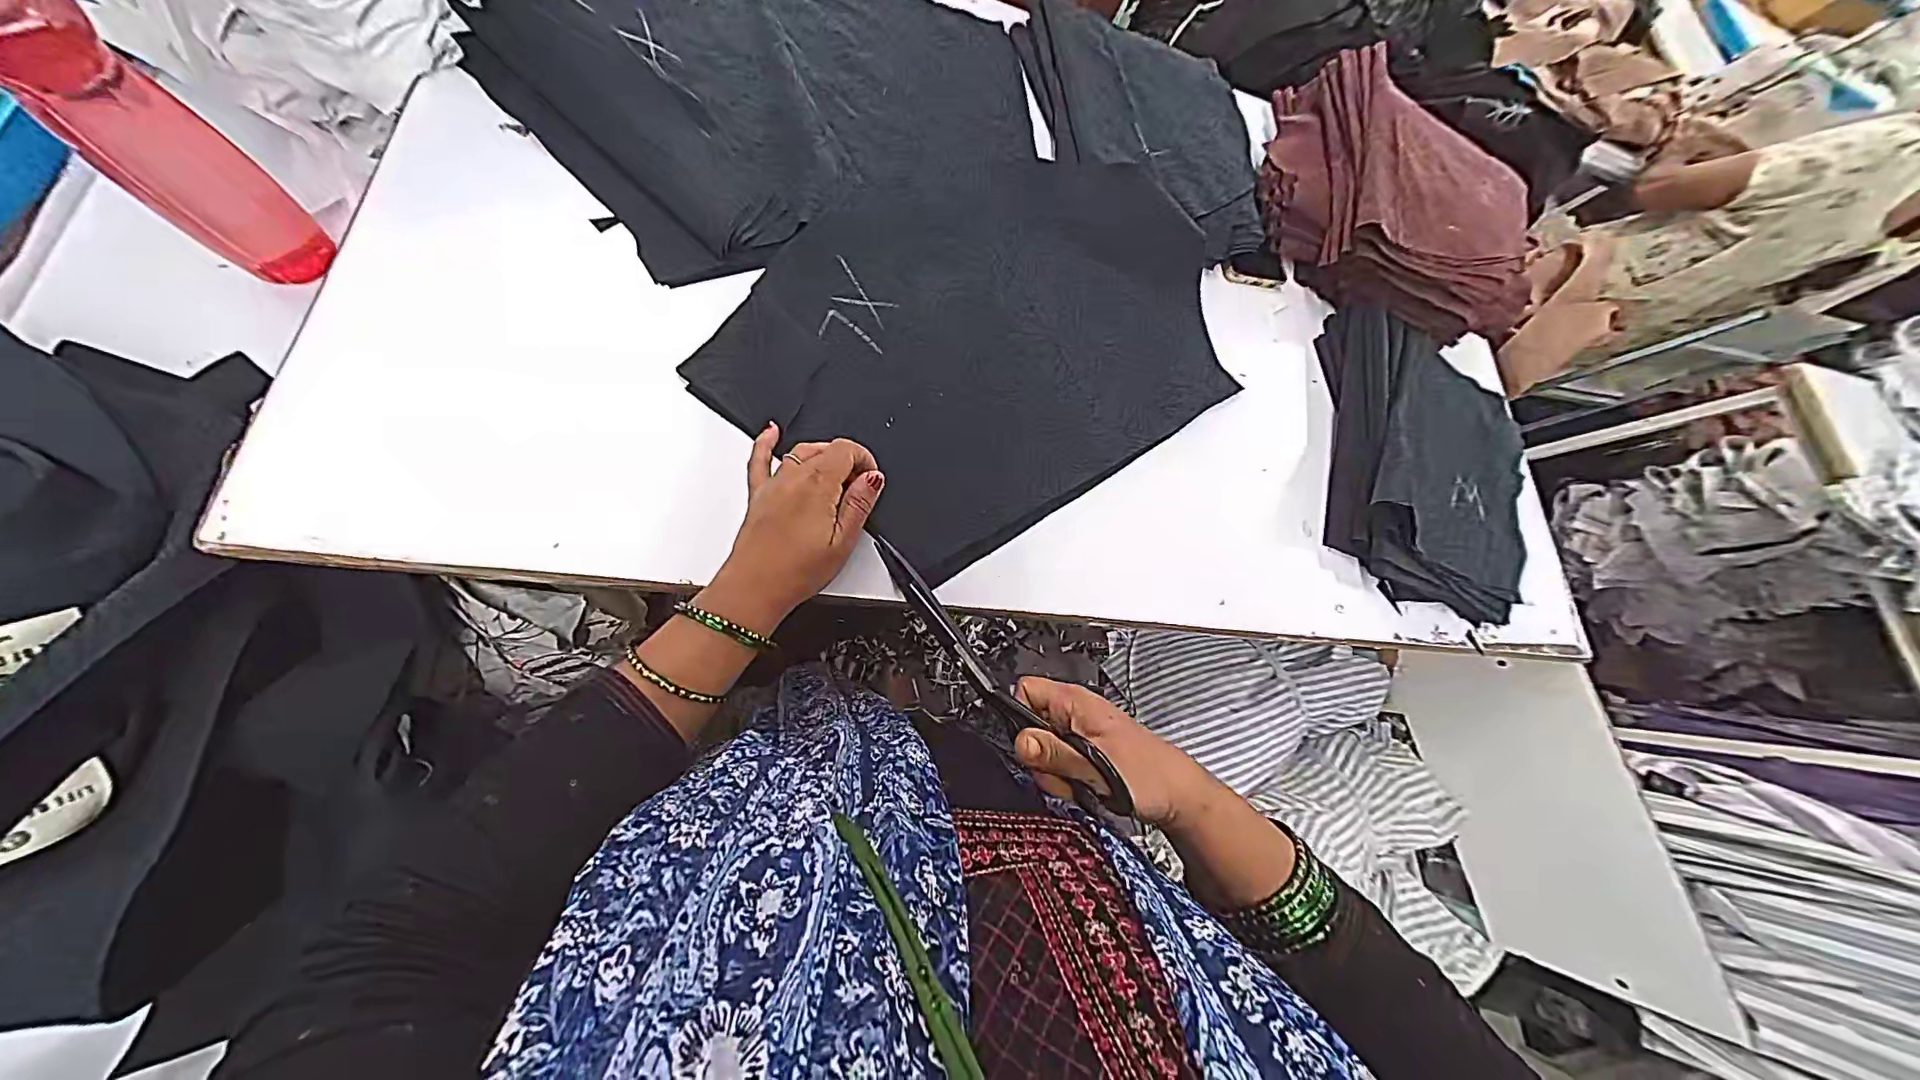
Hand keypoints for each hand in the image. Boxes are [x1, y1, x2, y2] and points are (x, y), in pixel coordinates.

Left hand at [706, 424, 884, 631]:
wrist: (755, 587)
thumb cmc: (795, 571)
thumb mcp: (842, 542)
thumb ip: (859, 504)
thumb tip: (872, 479)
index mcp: (818, 485)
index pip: (846, 449)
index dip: (865, 459)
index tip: (871, 478)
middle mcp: (793, 477)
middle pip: (826, 449)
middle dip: (847, 461)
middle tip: (857, 489)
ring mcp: (774, 484)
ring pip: (801, 451)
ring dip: (822, 455)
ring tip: (835, 477)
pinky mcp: (758, 494)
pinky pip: (760, 458)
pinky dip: (766, 442)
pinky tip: (772, 433)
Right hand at [1012, 677, 1232, 830]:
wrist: (1178, 796)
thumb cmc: (1149, 775)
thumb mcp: (1094, 765)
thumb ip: (1053, 752)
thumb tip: (1021, 741)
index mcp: (1075, 701)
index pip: (1025, 691)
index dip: (1021, 719)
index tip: (1035, 748)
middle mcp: (1075, 711)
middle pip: (1030, 725)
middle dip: (1040, 757)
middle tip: (1063, 774)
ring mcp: (1079, 731)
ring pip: (1043, 748)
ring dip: (1055, 773)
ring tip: (1081, 783)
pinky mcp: (1084, 750)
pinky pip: (1058, 761)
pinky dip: (1066, 779)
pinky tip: (1085, 786)